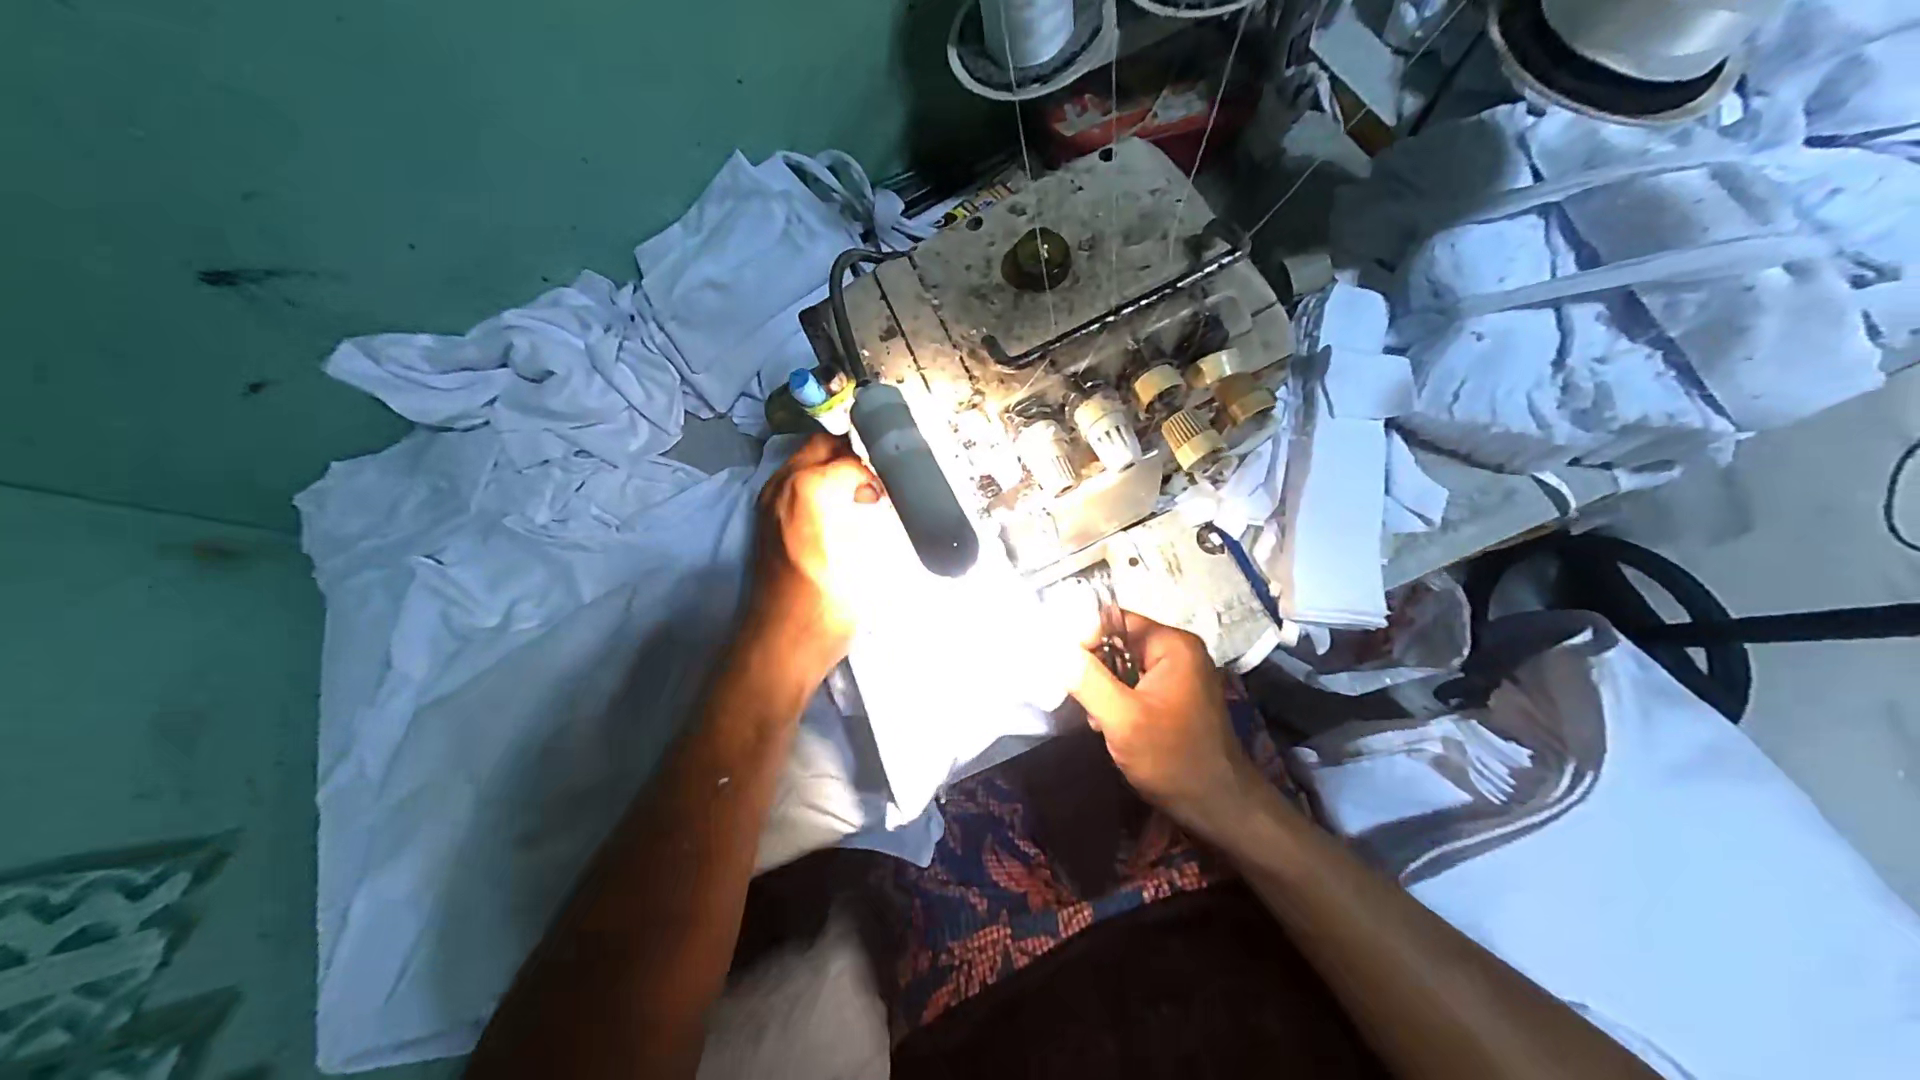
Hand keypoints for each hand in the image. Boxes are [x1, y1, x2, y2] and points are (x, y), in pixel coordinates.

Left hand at [746, 434, 884, 673]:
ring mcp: (768, 501)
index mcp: (808, 488)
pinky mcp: (765, 520)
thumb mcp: (863, 561)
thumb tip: (877, 498)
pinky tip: (839, 509)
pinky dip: (817, 483)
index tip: (893, 491)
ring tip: (863, 494)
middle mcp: (782, 485)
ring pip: (804, 461)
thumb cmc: (825, 607)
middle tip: (879, 482)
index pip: (852, 460)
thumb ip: (870, 519)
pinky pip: (793, 482)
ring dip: (833, 467)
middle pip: (822, 447)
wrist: (781, 644)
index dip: (877, 473)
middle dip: (852, 455)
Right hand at [1071, 611, 1264, 840]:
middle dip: (1094, 670)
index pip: (1114, 620)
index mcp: (1172, 644)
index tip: (1068, 673)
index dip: (1085, 640)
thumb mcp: (1123, 718)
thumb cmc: (1172, 759)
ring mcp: (1179, 675)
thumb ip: (1087, 679)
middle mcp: (1178, 651)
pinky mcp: (1175, 698)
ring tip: (1100, 720)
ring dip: (1104, 689)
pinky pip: (1135, 685)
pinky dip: (1119, 701)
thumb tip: (1055, 646)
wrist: (1218, 807)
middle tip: (1086, 703)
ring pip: (1122, 666)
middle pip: (1118, 643)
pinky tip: (1113, 727)